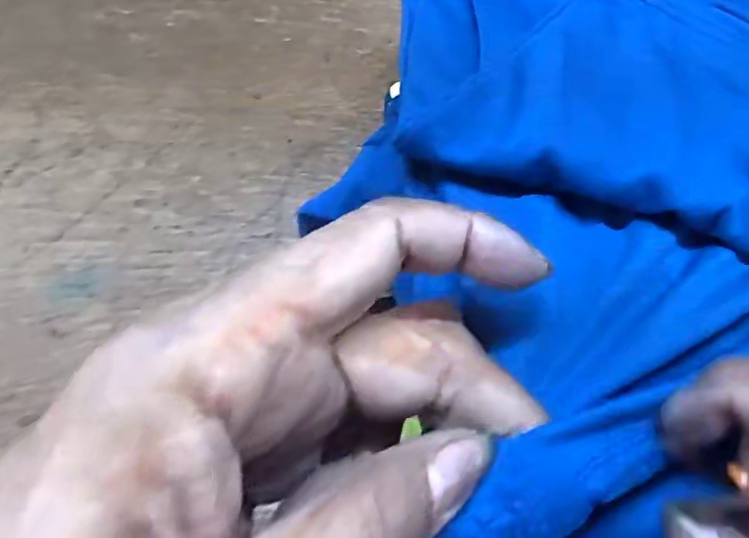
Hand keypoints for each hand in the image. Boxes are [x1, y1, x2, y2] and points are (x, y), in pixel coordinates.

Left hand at [0, 198, 551, 537]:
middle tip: (533, 449)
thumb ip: (360, 518)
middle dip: (471, 385)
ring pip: (380, 397)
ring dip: (444, 432)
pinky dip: (399, 470)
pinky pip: (346, 449)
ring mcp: (236, 424)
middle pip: (393, 337)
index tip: (538, 273)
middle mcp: (233, 367)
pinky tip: (435, 499)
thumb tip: (479, 454)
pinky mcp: (235, 476)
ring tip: (497, 477)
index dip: (465, 239)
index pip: (369, 244)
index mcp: (211, 354)